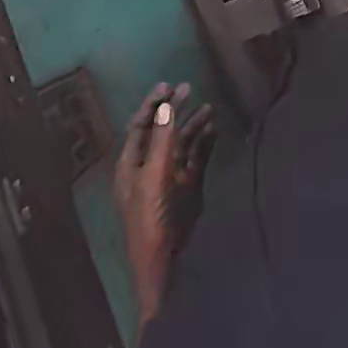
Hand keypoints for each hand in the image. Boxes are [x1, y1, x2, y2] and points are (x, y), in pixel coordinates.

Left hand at [114, 82, 215, 331]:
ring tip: (209, 107)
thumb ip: (162, 139)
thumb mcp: (154, 175)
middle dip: (174, 110)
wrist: (167, 262)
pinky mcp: (189, 187)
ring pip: (182, 143)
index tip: (167, 85)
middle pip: (162, 131)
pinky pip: (197, 158)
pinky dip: (206, 142)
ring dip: (193, 124)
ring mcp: (170, 177)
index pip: (141, 126)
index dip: (153, 105)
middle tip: (189, 87)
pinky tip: (215, 129)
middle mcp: (150, 167)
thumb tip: (167, 105)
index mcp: (132, 165)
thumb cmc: (152, 217)